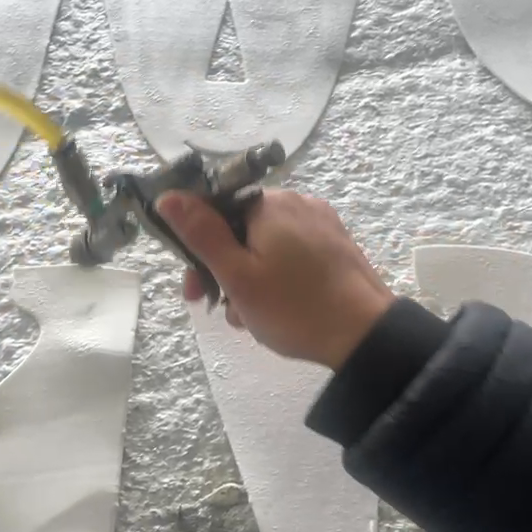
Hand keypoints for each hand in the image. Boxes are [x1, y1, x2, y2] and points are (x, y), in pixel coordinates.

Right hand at [156, 189, 394, 368]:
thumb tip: (167, 196)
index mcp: (269, 205)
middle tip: (220, 310)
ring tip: (250, 317)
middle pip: (239, 229)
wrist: (364, 335)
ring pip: (264, 245)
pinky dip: (274, 277)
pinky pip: (290, 253)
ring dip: (247, 279)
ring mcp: (320, 222)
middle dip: (222, 269)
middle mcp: (296, 202)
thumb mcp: (237, 275)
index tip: (192, 288)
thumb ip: (201, 234)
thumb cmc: (293, 308)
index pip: (215, 210)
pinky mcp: (335, 244)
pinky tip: (275, 307)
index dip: (196, 247)